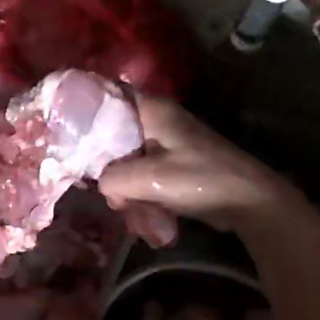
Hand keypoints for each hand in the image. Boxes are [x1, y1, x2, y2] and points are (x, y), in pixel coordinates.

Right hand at [99, 95, 309, 233]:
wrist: (252, 203)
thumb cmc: (202, 180)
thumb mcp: (151, 179)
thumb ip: (113, 179)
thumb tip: (102, 186)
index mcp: (151, 110)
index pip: (105, 95)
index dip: (82, 111)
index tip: (67, 139)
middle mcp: (156, 120)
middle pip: (112, 138)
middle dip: (110, 173)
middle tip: (115, 199)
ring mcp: (165, 144)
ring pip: (127, 163)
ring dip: (129, 195)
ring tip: (142, 221)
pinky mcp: (173, 165)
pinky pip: (144, 178)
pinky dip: (145, 199)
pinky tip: (154, 223)